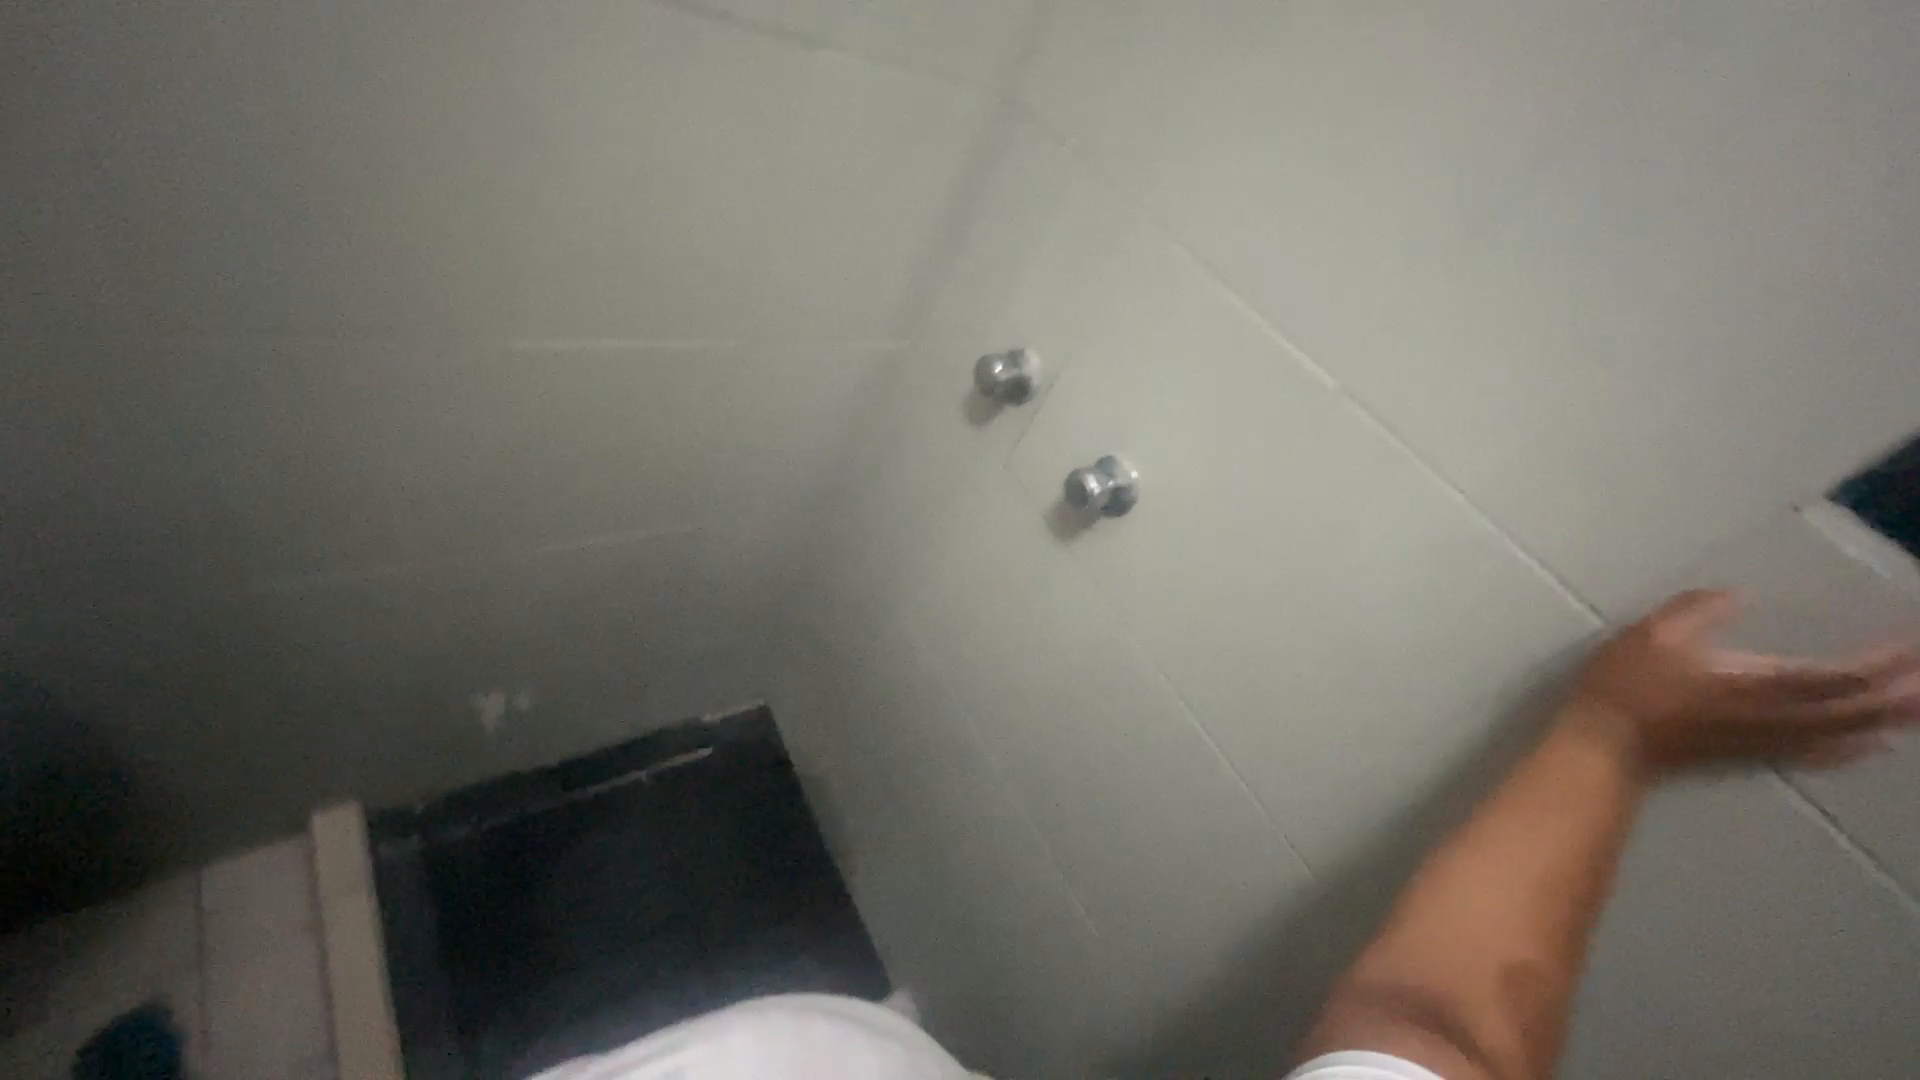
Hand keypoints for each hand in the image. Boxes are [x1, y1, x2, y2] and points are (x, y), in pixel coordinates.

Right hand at [1569, 589, 1919, 774]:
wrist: (1604, 744)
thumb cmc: (1625, 687)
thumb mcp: (1648, 637)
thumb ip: (1693, 612)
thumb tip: (1734, 594)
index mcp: (1756, 682)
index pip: (1840, 674)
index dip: (1886, 661)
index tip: (1919, 644)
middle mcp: (1775, 715)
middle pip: (1857, 709)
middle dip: (1903, 694)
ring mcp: (1765, 739)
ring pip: (1844, 733)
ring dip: (1888, 720)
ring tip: (1918, 709)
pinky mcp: (1749, 754)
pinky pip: (1817, 753)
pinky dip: (1852, 748)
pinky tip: (1867, 746)